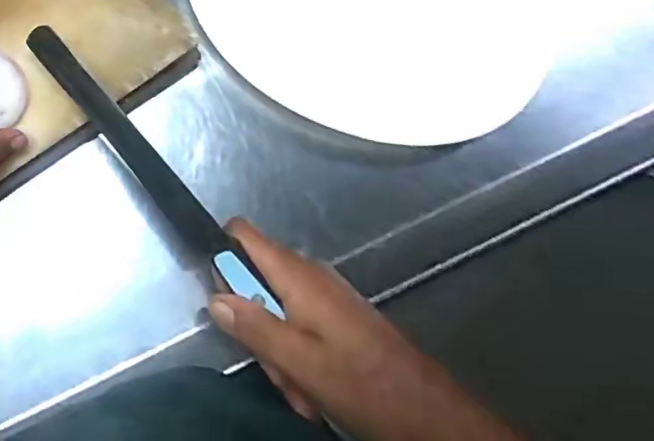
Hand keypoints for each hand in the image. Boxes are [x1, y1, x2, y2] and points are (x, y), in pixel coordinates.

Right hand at [209, 218, 520, 440]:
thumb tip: (214, 299)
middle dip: (254, 321)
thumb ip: (253, 327)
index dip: (221, 254)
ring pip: (277, 308)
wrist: (439, 419)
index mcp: (295, 272)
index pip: (240, 232)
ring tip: (300, 387)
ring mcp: (328, 295)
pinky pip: (301, 323)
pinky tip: (316, 389)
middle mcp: (309, 273)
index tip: (222, 295)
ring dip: (278, 347)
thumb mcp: (301, 362)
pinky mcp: (342, 319)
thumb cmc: (366, 384)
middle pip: (254, 278)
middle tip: (272, 364)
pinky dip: (300, 354)